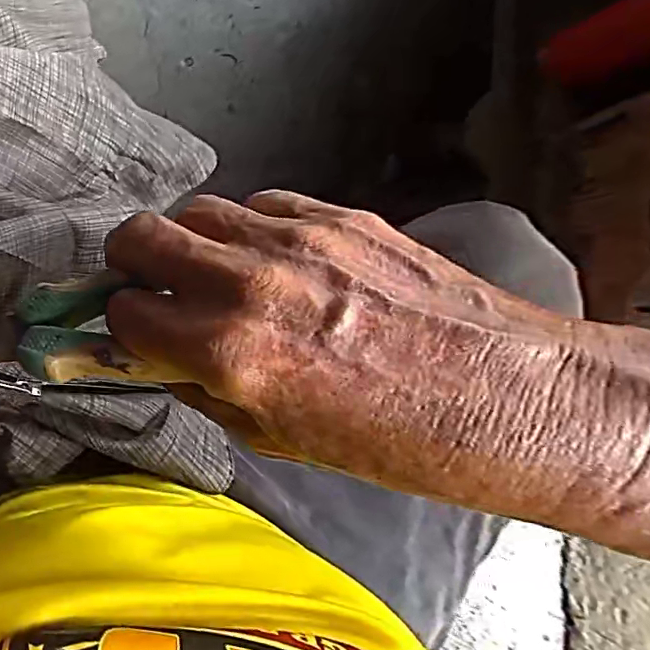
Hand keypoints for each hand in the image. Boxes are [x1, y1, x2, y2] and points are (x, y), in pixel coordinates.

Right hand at [103, 192, 584, 493]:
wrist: (524, 402)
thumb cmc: (399, 445)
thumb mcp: (277, 437)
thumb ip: (202, 387)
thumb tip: (157, 356)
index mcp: (230, 352)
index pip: (125, 311)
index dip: (124, 325)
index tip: (137, 331)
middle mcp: (249, 284)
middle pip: (139, 236)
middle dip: (129, 262)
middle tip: (148, 282)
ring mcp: (295, 239)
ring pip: (195, 210)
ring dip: (188, 241)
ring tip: (214, 269)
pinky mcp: (337, 215)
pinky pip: (259, 204)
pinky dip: (248, 229)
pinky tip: (274, 259)